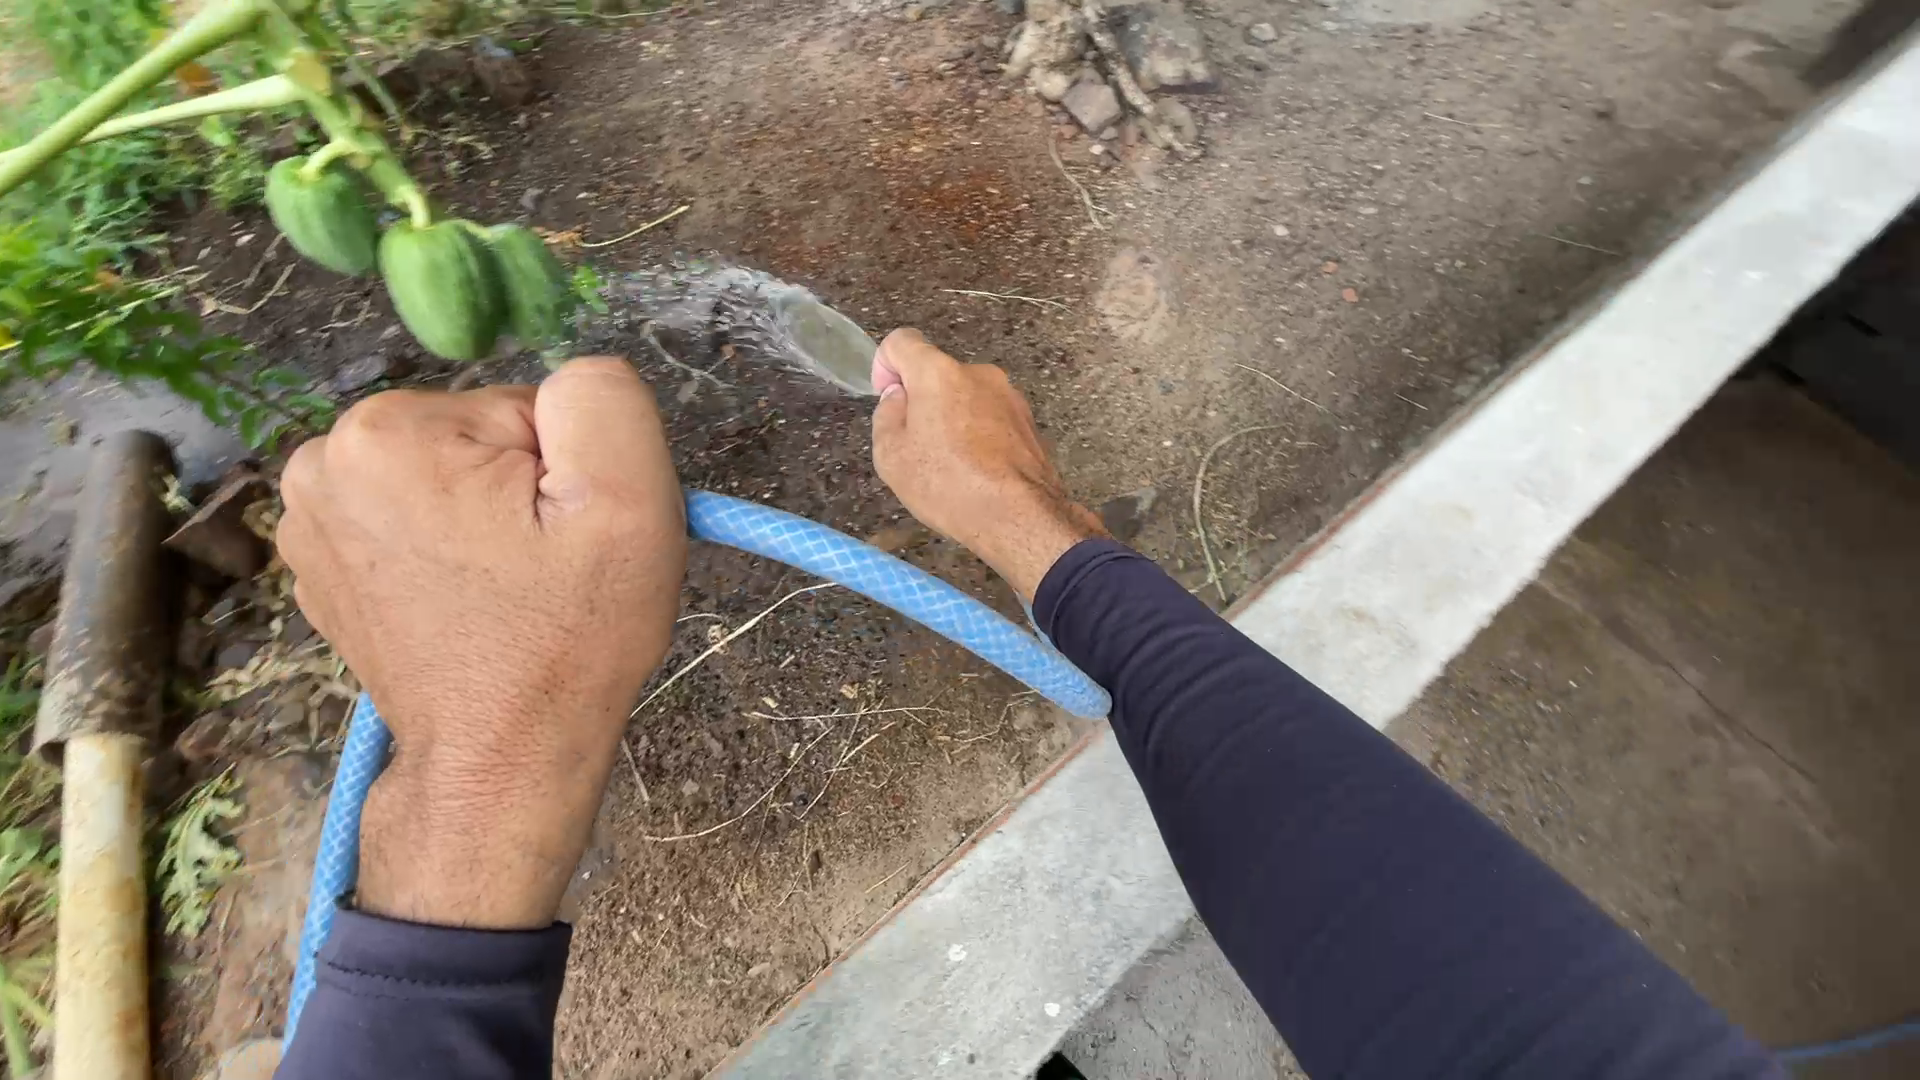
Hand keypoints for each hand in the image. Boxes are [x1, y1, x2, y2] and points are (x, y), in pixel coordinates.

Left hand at [277, 358, 686, 928]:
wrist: (506, 756)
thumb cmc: (572, 635)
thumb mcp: (630, 503)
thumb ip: (607, 400)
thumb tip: (572, 380)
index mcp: (395, 432)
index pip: (533, 411)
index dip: (573, 473)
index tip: (573, 540)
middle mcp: (326, 459)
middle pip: (489, 436)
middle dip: (533, 490)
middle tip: (554, 566)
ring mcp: (311, 516)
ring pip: (458, 473)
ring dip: (498, 517)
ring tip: (517, 587)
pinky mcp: (322, 560)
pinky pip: (420, 514)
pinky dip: (458, 545)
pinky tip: (475, 599)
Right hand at [870, 329, 1105, 601]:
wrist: (1019, 517)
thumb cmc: (949, 486)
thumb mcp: (891, 456)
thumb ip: (887, 415)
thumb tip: (899, 397)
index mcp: (939, 373)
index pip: (903, 341)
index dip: (885, 365)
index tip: (887, 397)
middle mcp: (979, 374)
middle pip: (938, 374)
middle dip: (922, 402)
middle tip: (916, 447)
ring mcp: (1009, 397)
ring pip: (967, 399)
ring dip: (953, 421)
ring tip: (950, 467)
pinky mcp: (1029, 423)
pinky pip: (991, 420)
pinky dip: (979, 437)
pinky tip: (977, 474)